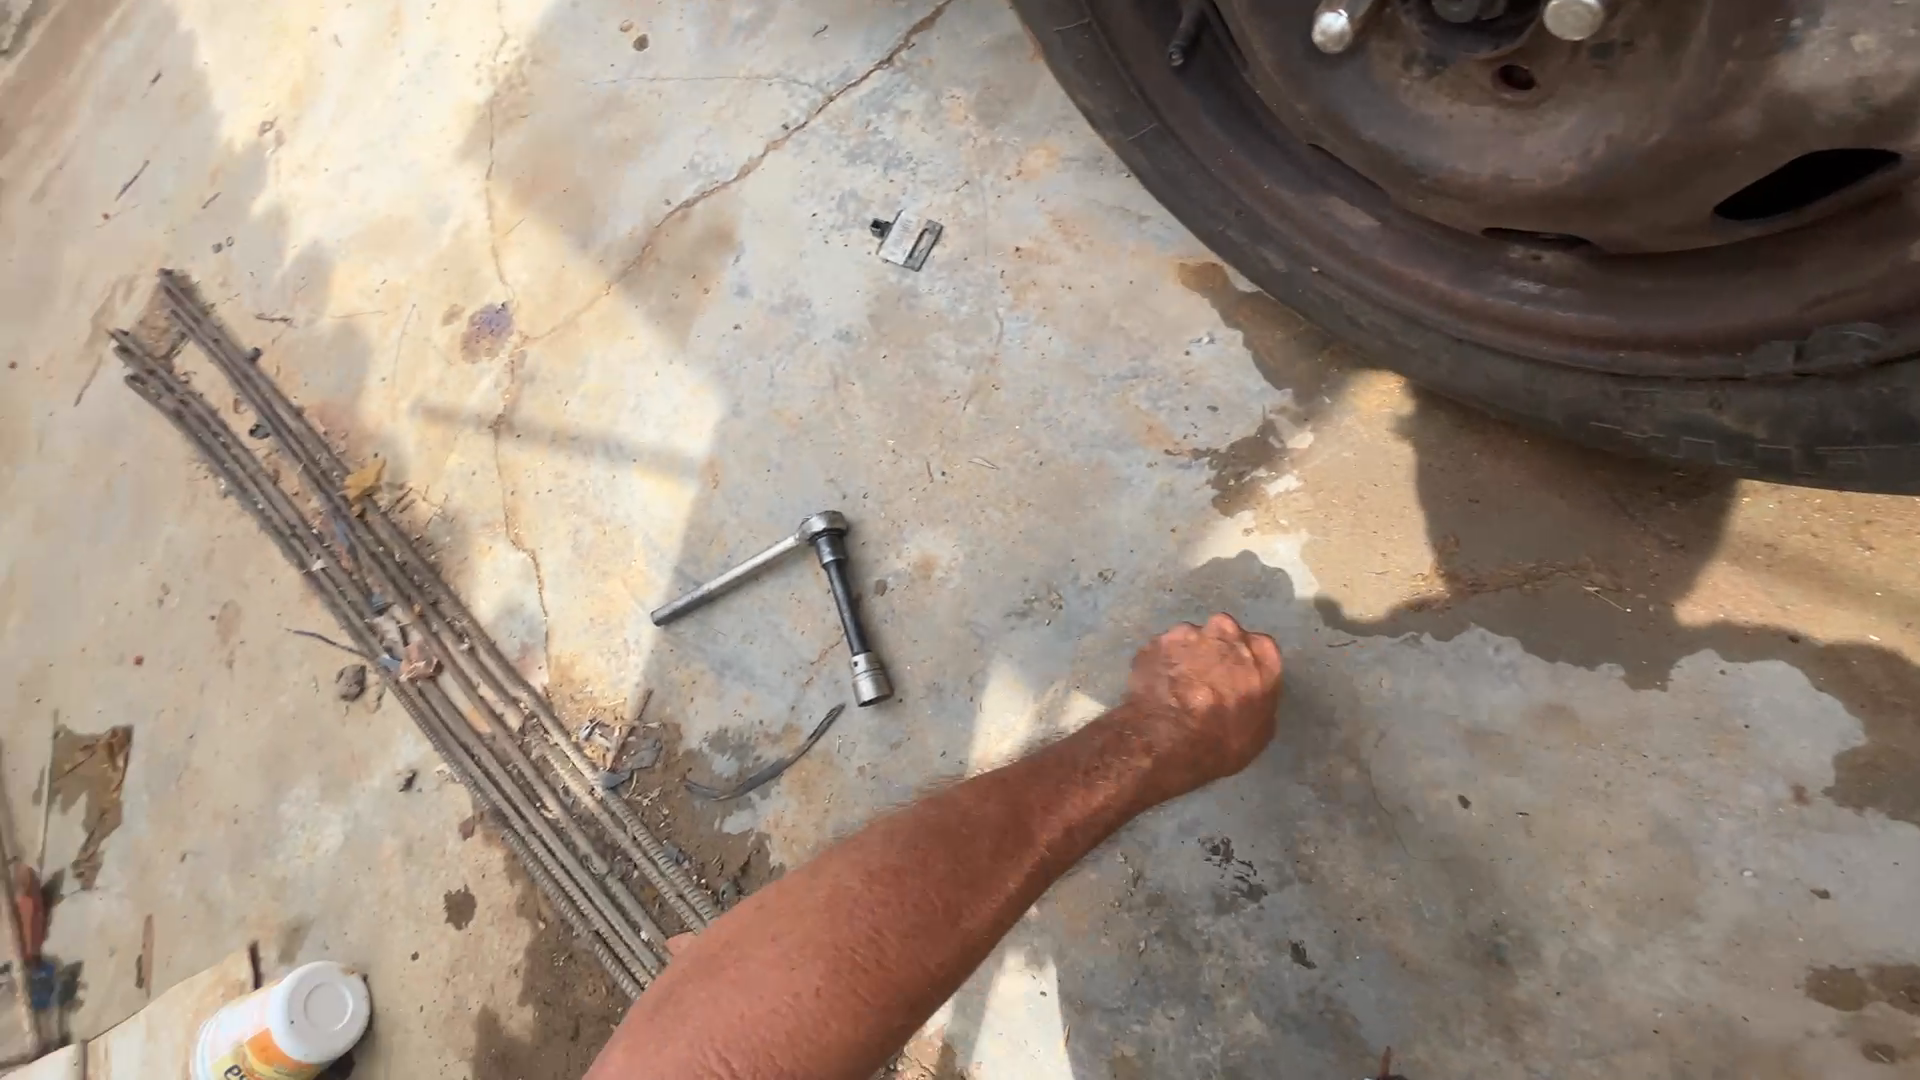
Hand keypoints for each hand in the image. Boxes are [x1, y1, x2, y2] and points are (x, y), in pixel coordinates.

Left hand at [1119, 613, 1282, 801]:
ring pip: (1190, 639)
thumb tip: (1247, 691)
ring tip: (1178, 685)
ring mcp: (1187, 632)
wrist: (1168, 741)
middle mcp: (1226, 632)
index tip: (1237, 681)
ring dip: (1187, 656)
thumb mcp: (1260, 728)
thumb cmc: (1223, 741)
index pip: (1259, 648)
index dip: (1245, 665)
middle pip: (1223, 635)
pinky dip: (1162, 663)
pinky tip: (1158, 685)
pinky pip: (1163, 650)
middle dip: (1216, 652)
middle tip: (1207, 680)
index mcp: (1261, 651)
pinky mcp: (1156, 641)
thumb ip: (1259, 695)